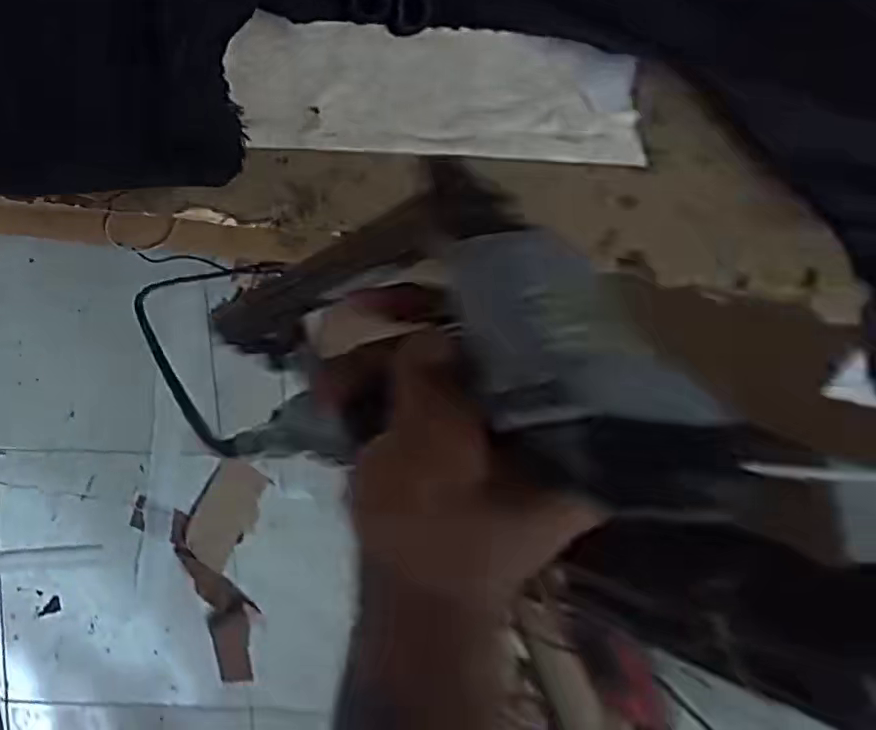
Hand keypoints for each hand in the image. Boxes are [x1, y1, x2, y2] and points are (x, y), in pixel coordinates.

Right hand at [322, 289, 602, 618]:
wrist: (404, 593)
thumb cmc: (429, 533)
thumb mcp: (432, 459)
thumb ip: (434, 391)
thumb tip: (431, 334)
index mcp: (565, 438)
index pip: (535, 349)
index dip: (478, 313)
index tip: (420, 298)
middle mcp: (537, 426)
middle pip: (470, 354)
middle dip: (397, 349)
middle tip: (347, 334)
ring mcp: (490, 432)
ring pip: (429, 370)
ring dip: (368, 372)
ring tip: (327, 393)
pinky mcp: (451, 438)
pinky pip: (410, 392)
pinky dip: (369, 389)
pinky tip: (334, 400)